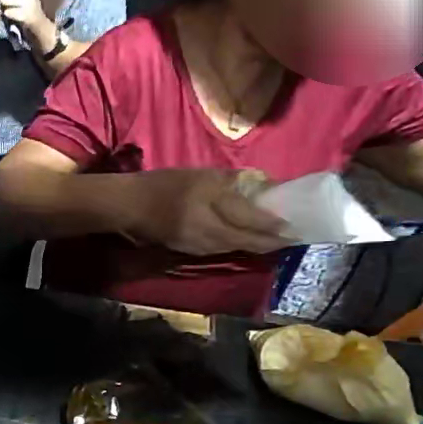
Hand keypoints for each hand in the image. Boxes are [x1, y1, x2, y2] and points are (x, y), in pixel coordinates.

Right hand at [130, 169, 288, 256]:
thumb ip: (231, 180)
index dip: (272, 224)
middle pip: (245, 239)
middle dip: (270, 242)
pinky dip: (236, 248)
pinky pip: (219, 250)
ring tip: (274, 244)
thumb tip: (263, 184)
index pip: (248, 217)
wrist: (128, 206)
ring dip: (255, 247)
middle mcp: (206, 227)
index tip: (294, 226)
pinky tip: (244, 245)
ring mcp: (196, 242)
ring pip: (233, 247)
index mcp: (209, 202)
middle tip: (292, 240)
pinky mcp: (188, 250)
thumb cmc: (163, 184)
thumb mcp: (199, 173)